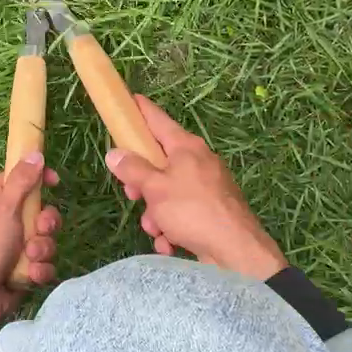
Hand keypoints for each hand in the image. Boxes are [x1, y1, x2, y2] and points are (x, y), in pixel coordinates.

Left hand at [0, 152, 61, 322]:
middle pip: (41, 212)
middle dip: (46, 223)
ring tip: (30, 257)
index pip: (21, 180)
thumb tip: (35, 154)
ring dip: (41, 249)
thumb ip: (21, 181)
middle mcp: (7, 222)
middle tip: (39, 229)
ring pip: (45, 240)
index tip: (54, 181)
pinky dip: (38, 271)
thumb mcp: (3, 207)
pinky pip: (42, 265)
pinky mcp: (22, 271)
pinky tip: (29, 276)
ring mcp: (15, 247)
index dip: (38, 179)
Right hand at [104, 96, 288, 279]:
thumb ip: (132, 169)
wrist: (237, 252)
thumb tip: (114, 154)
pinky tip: (170, 244)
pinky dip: (173, 227)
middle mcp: (198, 161)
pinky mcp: (213, 211)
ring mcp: (207, 187)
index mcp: (186, 146)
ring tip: (155, 229)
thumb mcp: (155, 188)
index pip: (157, 119)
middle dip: (142, 182)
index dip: (140, 110)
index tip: (128, 99)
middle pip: (159, 161)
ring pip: (168, 191)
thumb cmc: (193, 211)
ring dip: (155, 212)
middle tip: (131, 194)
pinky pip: (183, 213)